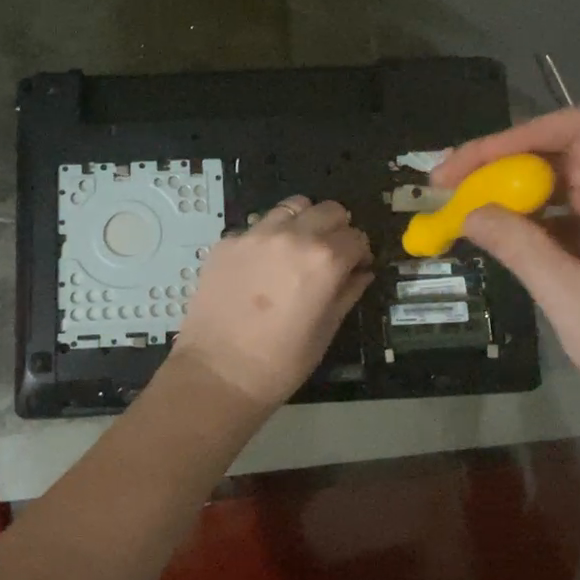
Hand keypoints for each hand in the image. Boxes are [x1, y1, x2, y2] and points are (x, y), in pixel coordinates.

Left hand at [172, 196, 372, 407]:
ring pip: (291, 207)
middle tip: (330, 254)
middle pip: (328, 210)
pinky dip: (268, 237)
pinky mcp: (226, 242)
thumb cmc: (280, 362)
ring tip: (297, 250)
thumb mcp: (325, 331)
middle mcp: (292, 235)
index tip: (357, 266)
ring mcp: (255, 234)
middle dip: (336, 228)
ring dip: (303, 222)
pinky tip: (261, 266)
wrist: (217, 372)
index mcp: (324, 259)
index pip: (356, 237)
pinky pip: (257, 226)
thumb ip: (347, 293)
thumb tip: (361, 273)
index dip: (360, 252)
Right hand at [431, 106, 579, 432]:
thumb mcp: (573, 302)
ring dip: (509, 191)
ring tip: (459, 208)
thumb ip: (520, 249)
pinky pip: (564, 218)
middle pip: (564, 152)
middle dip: (502, 162)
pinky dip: (525, 220)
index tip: (472, 163)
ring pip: (559, 185)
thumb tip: (467, 212)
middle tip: (446, 186)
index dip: (524, 132)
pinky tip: (494, 235)